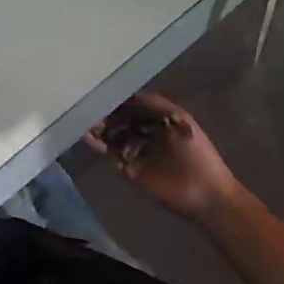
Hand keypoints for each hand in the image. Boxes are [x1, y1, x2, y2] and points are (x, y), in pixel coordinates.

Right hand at [83, 92, 240, 222]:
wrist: (205, 194)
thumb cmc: (197, 154)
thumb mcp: (180, 119)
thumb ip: (153, 103)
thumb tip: (125, 93)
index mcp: (159, 120)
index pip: (133, 105)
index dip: (119, 98)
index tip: (101, 88)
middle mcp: (145, 133)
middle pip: (119, 118)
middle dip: (105, 111)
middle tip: (86, 103)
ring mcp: (135, 150)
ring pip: (111, 134)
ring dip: (97, 125)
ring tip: (79, 115)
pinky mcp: (127, 167)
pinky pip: (108, 151)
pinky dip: (94, 143)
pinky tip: (82, 133)